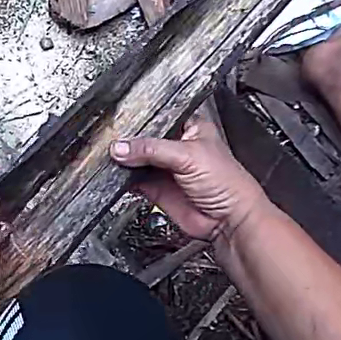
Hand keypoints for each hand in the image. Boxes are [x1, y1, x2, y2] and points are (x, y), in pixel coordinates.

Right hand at [110, 109, 270, 244]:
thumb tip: (121, 147)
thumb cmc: (228, 184)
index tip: (120, 122)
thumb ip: (151, 149)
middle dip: (128, 142)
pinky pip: (134, 179)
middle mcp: (176, 146)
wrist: (229, 221)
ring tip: (112, 157)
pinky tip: (117, 174)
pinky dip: (123, 178)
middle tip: (113, 141)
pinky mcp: (156, 187)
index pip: (158, 118)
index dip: (140, 120)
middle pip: (143, 139)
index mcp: (189, 129)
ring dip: (124, 160)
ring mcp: (165, 168)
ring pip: (136, 159)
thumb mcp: (188, 155)